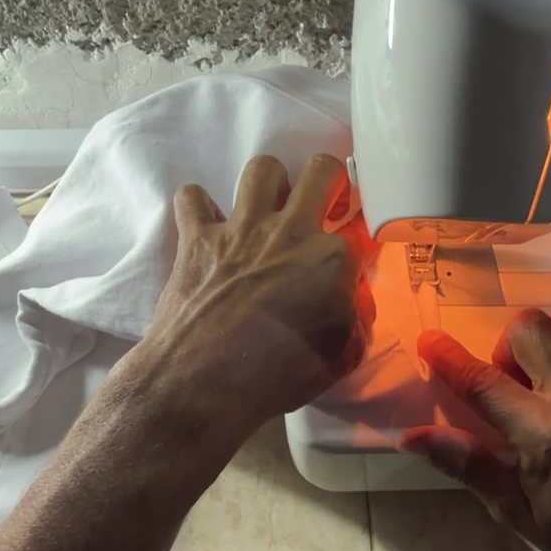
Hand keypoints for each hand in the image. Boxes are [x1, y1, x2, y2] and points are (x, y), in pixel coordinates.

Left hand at [140, 153, 375, 433]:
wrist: (204, 382)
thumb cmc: (279, 377)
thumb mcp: (342, 357)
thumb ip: (357, 319)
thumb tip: (354, 299)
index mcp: (331, 258)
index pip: (359, 232)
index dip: (358, 244)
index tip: (351, 258)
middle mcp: (290, 230)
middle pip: (320, 171)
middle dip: (328, 179)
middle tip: (321, 204)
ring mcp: (241, 229)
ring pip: (262, 169)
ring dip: (269, 183)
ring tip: (267, 209)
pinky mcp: (197, 237)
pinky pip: (191, 198)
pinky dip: (198, 207)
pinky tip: (206, 225)